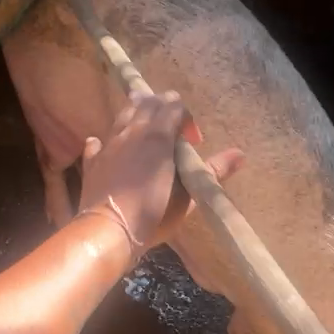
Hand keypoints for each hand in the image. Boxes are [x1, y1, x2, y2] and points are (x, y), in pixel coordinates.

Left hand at [76, 91, 242, 253]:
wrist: (109, 230)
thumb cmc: (154, 213)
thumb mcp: (188, 196)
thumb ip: (212, 171)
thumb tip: (241, 154)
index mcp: (158, 136)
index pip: (175, 107)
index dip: (187, 119)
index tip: (195, 141)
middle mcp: (132, 132)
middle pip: (147, 104)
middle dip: (161, 106)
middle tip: (171, 122)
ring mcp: (109, 144)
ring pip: (122, 116)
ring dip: (135, 114)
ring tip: (143, 119)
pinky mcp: (92, 162)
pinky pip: (98, 142)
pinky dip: (106, 141)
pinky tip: (104, 145)